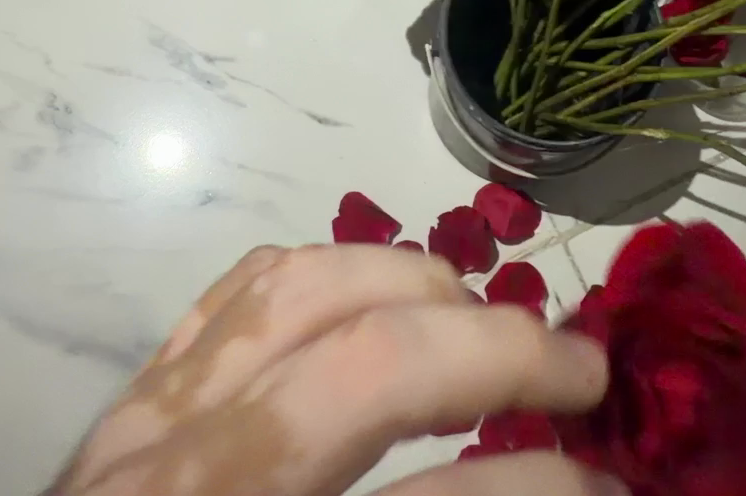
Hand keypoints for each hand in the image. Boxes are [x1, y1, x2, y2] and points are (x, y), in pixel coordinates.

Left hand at [47, 244, 620, 495]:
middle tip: (582, 366)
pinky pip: (239, 291)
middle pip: (364, 370)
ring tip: (480, 309)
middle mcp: (193, 486)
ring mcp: (149, 426)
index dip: (538, 492)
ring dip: (412, 284)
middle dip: (499, 351)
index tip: (612, 483)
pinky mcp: (134, 399)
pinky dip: (327, 271)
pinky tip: (373, 286)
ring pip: (297, 292)